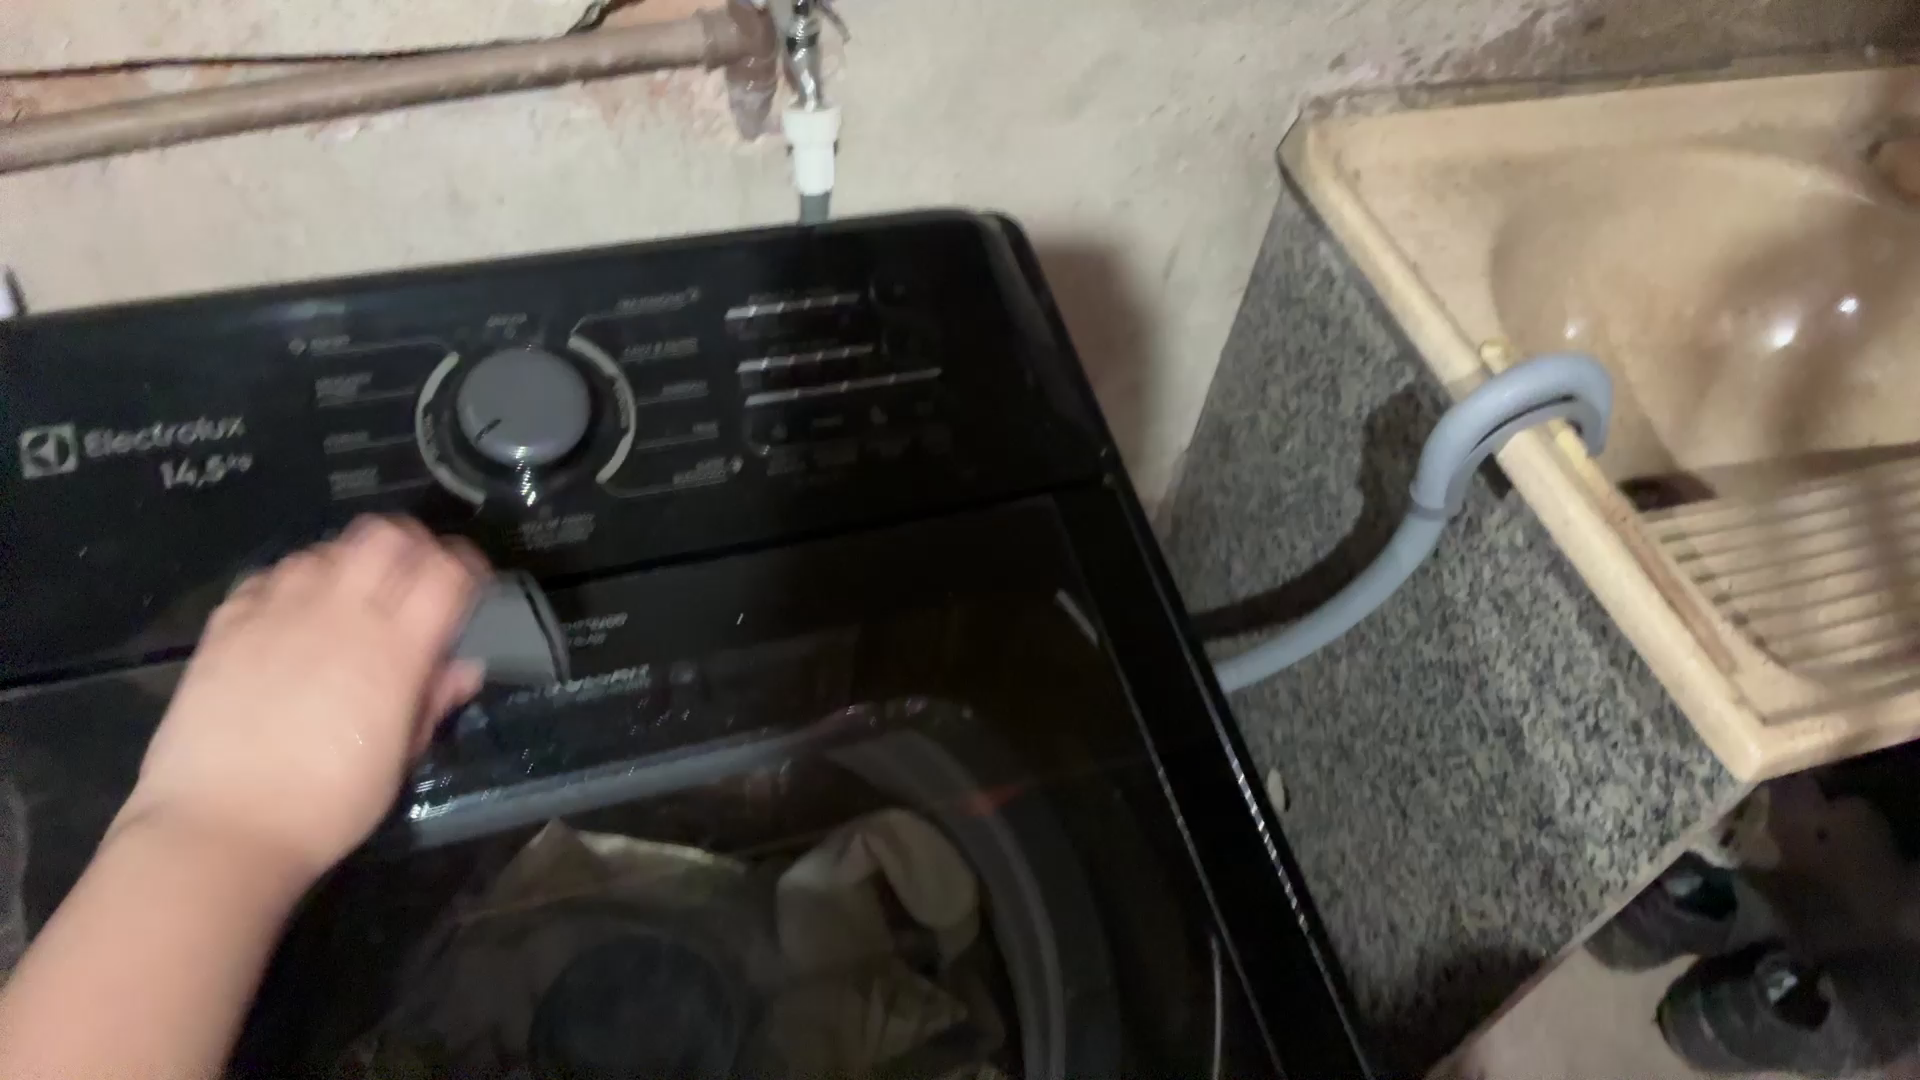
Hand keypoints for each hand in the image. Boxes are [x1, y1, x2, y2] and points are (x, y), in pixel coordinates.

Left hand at [115, 516, 487, 882]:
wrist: (221, 832)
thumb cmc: (332, 801)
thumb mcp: (404, 752)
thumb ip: (433, 697)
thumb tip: (462, 667)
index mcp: (398, 650)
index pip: (446, 574)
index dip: (466, 564)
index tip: (473, 577)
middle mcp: (342, 619)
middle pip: (386, 540)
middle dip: (412, 546)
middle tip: (417, 572)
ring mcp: (277, 620)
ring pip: (326, 551)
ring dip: (352, 561)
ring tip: (357, 588)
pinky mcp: (225, 632)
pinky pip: (267, 578)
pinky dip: (293, 580)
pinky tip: (297, 606)